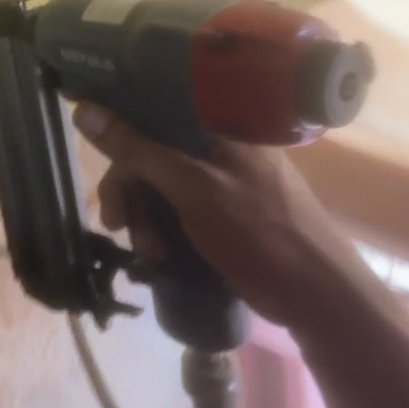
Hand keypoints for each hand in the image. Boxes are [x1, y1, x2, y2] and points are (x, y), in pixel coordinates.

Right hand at [73, 102, 365, 330]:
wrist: (325, 302)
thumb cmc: (262, 235)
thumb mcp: (191, 189)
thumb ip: (137, 150)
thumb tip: (83, 110)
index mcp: (218, 126)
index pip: (152, 105)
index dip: (116, 122)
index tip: (90, 144)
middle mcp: (219, 145)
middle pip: (150, 149)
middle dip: (128, 189)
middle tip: (115, 221)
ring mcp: (224, 178)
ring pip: (160, 182)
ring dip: (143, 216)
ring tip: (146, 252)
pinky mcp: (226, 210)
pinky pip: (177, 206)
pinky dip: (162, 228)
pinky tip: (159, 255)